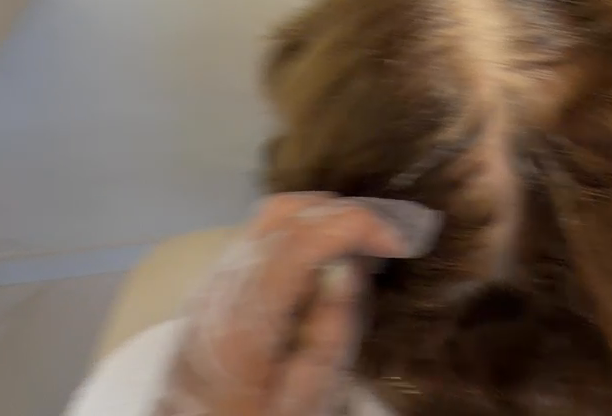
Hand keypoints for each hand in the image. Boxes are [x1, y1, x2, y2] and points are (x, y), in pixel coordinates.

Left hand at [157, 193, 434, 415]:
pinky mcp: (214, 279)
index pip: (305, 240)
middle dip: (347, 215)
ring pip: (274, 213)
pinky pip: (263, 230)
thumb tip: (349, 266)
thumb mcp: (307, 399)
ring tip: (359, 241)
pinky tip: (325, 254)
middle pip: (289, 214)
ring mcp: (213, 278)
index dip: (358, 226)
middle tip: (385, 239)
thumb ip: (330, 333)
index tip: (398, 243)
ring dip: (325, 215)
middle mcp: (223, 286)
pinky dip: (303, 226)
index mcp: (246, 320)